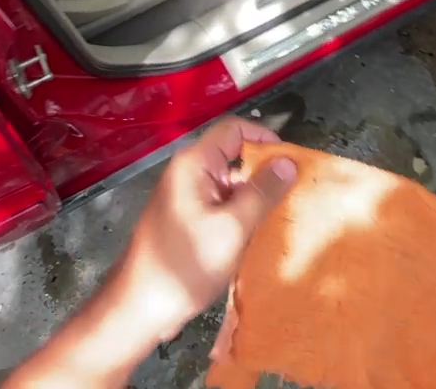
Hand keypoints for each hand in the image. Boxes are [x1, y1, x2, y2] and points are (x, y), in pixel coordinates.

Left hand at [114, 116, 298, 341]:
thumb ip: (262, 192)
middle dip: (263, 169)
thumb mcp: (233, 228)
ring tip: (284, 211)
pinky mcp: (188, 217)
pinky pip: (220, 202)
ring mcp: (187, 194)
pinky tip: (260, 231)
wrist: (140, 305)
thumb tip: (288, 162)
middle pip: (232, 154)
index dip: (264, 138)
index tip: (291, 161)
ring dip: (254, 193)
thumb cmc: (187, 262)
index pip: (234, 129)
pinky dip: (241, 211)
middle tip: (294, 190)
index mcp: (195, 162)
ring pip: (229, 181)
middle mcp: (189, 171)